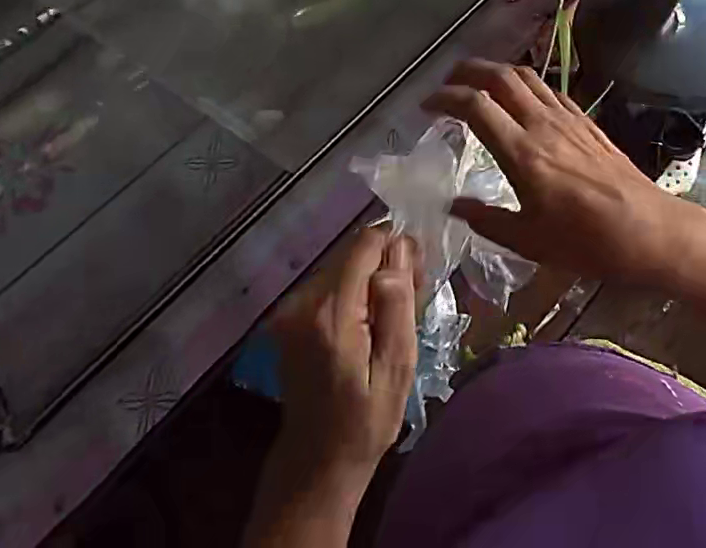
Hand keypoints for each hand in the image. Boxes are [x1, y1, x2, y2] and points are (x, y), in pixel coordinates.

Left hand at [272, 225, 418, 478]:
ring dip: (369, 276)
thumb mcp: (397, 370)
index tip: (416, 274)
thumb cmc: (365, 423)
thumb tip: (399, 248)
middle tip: (411, 296)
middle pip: (352, 250)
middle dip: (385, 263)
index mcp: (332, 313)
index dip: (396, 247)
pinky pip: (329, 282)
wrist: (315, 461)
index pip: (365, 244)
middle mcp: (304, 300)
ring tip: (389, 315)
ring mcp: (291, 307)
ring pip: (341, 263)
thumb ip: (397, 306)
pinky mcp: (289, 315)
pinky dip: (351, 290)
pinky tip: (365, 322)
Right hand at [424, 58, 705, 286]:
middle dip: (467, 71)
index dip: (445, 98)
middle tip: (447, 82)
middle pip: (499, 77)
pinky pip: (549, 89)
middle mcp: (542, 125)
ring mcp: (567, 120)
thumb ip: (486, 220)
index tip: (427, 106)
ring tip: (477, 81)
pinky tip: (520, 98)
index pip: (475, 106)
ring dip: (495, 70)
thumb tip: (453, 205)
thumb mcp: (529, 241)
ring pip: (525, 76)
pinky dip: (525, 84)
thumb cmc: (588, 243)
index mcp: (522, 154)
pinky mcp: (586, 122)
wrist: (652, 233)